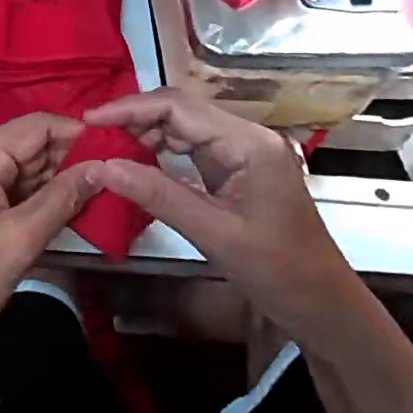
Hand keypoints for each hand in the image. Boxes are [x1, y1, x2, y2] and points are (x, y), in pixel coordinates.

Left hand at [0, 113, 99, 378]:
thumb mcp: (20, 239)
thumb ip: (64, 196)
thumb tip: (106, 165)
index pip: (35, 126)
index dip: (77, 132)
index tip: (119, 146)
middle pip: (33, 145)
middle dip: (74, 156)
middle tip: (121, 170)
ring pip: (30, 170)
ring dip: (65, 178)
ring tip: (110, 186)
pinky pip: (20, 192)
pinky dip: (48, 198)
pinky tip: (81, 205)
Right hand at [82, 90, 364, 338]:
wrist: (321, 303)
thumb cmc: (277, 272)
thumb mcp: (214, 233)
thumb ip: (158, 195)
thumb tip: (104, 167)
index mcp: (248, 142)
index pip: (179, 108)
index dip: (131, 109)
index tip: (91, 120)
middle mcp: (246, 136)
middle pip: (182, 111)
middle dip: (135, 119)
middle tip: (93, 136)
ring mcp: (243, 151)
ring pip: (185, 128)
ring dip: (146, 134)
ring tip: (107, 148)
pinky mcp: (238, 168)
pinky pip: (193, 149)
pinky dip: (162, 152)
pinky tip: (137, 162)